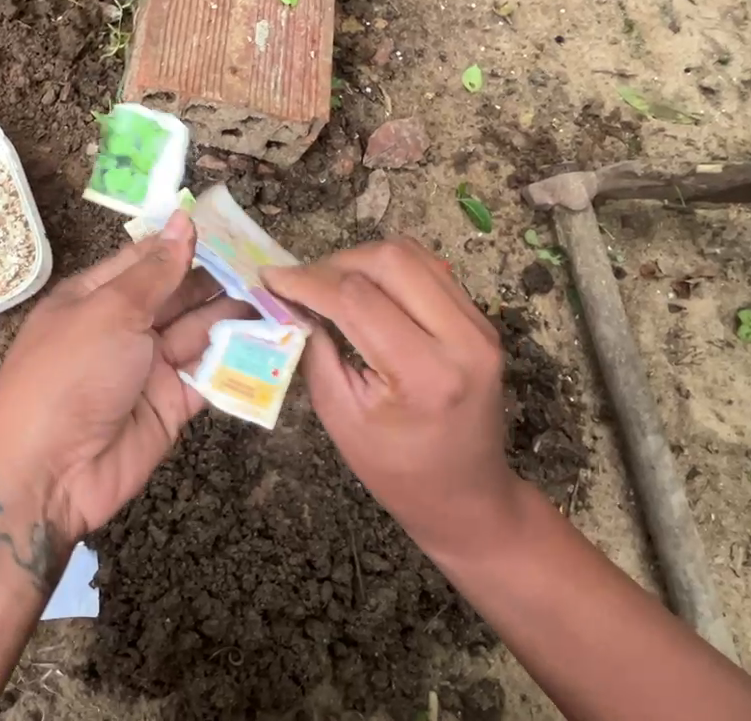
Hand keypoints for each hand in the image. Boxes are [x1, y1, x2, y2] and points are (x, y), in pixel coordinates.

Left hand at [0, 213, 251, 540]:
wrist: (48, 472)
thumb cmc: (70, 373)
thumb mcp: (110, 310)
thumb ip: (156, 271)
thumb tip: (183, 220)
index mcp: (96, 296)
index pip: (146, 260)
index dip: (184, 244)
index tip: (230, 227)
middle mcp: (123, 327)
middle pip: (177, 295)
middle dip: (218, 279)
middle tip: (268, 262)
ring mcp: (147, 368)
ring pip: (198, 332)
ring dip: (234, 316)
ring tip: (280, 295)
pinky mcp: (170, 405)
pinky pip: (208, 375)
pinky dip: (237, 360)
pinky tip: (273, 340)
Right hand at [263, 238, 520, 555]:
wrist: (466, 496)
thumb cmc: (396, 469)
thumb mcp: (340, 415)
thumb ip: (315, 349)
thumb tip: (288, 300)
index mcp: (425, 374)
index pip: (357, 298)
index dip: (307, 281)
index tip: (269, 278)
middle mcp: (462, 338)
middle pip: (390, 260)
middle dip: (333, 263)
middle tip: (300, 284)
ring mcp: (479, 324)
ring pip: (411, 254)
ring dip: (359, 260)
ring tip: (327, 285)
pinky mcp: (480, 319)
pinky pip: (428, 269)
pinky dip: (386, 269)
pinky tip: (361, 290)